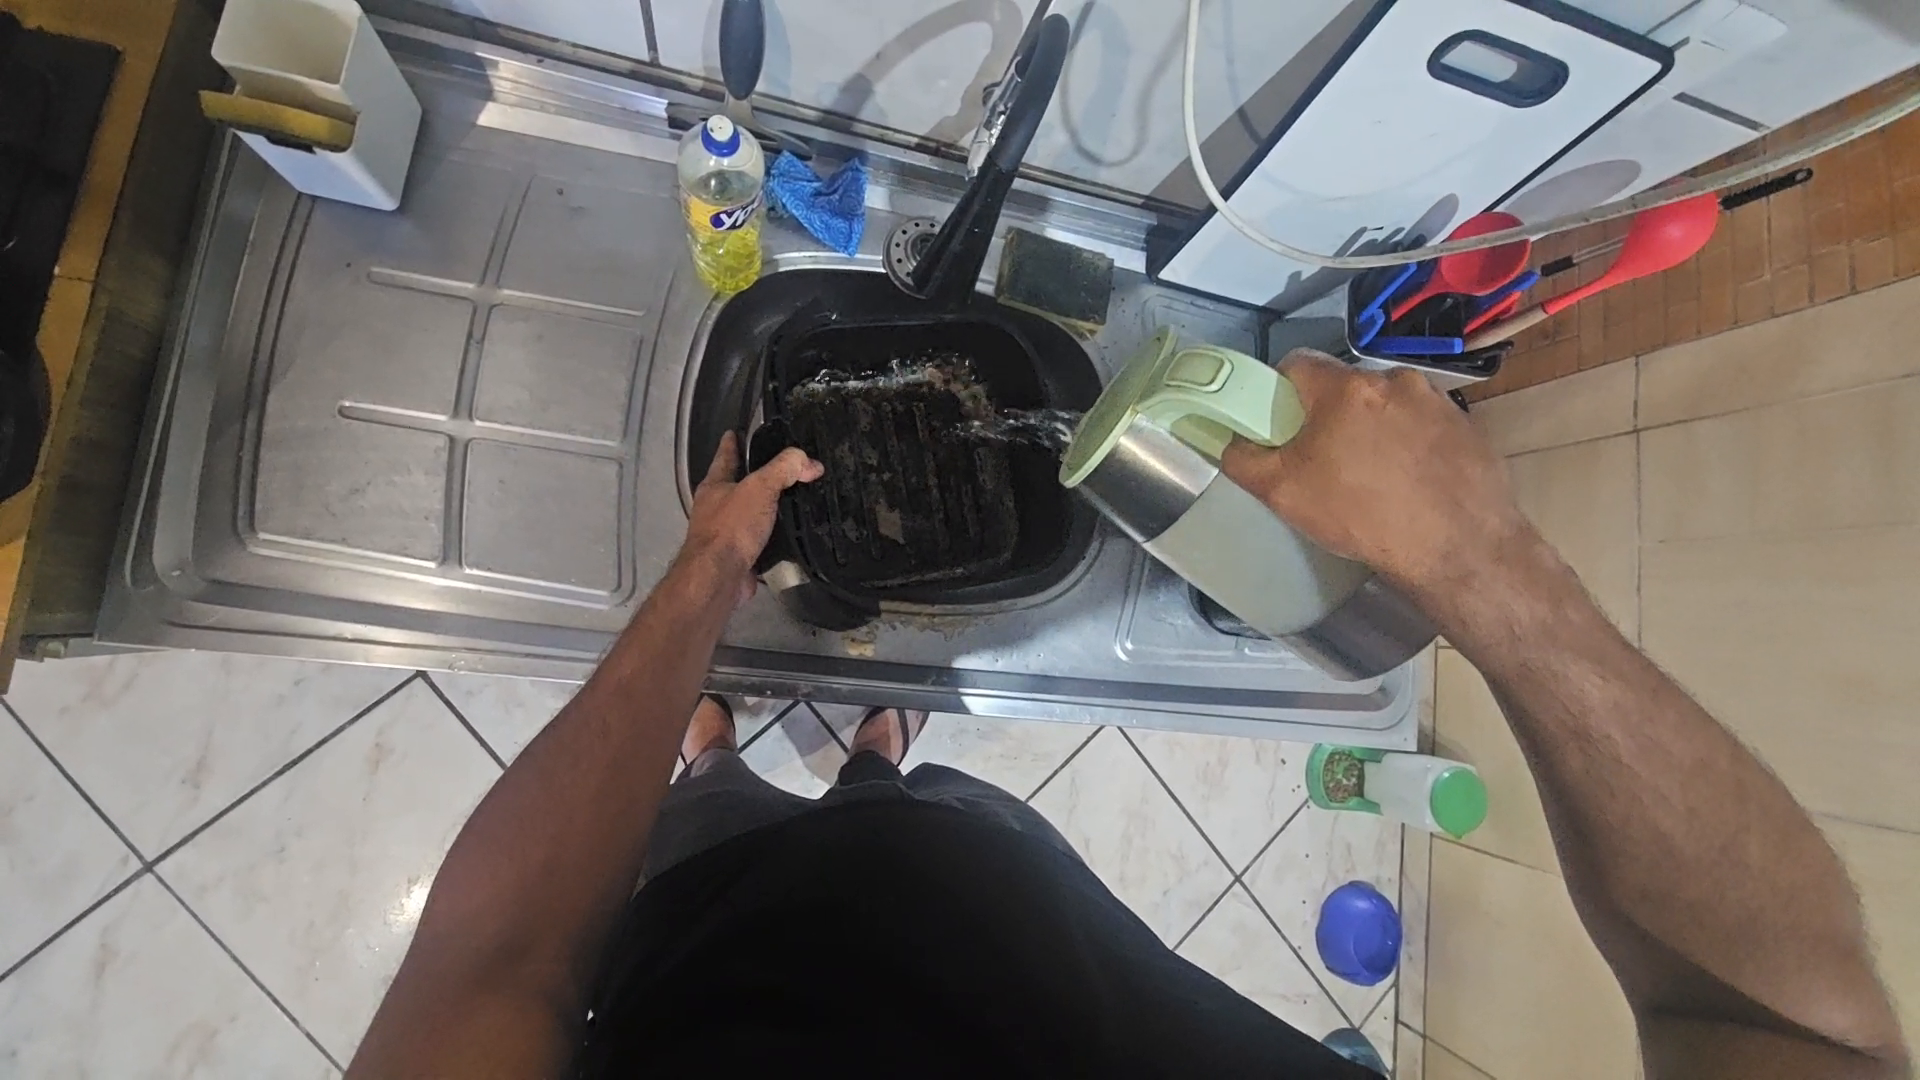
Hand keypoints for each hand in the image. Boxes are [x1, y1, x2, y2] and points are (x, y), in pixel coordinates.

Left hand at [677, 431, 824, 606]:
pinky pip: (759, 539)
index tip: (734, 431)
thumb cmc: (732, 527)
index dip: (732, 442)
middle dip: (751, 477)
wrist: (719, 576)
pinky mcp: (738, 556)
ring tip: (789, 500)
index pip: (725, 456)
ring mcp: (725, 534)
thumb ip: (784, 470)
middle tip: (776, 468)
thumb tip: (811, 463)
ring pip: (748, 513)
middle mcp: (716, 507)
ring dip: (765, 508)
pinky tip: (789, 535)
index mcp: (715, 486)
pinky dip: (772, 536)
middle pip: (735, 485)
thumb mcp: (760, 488)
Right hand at [1220, 349, 1533, 602]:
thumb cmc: (1361, 516)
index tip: (1279, 426)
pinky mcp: (1465, 424)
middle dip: (1325, 415)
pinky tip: (1403, 481)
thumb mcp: (1281, 493)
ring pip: (1381, 404)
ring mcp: (1435, 400)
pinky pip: (1417, 423)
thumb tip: (1234, 443)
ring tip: (1367, 476)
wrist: (1458, 548)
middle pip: (1341, 386)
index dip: (1279, 392)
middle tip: (1320, 461)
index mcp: (1345, 388)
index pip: (1296, 364)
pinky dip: (1403, 442)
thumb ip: (1243, 459)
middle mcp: (1393, 380)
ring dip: (1367, 428)